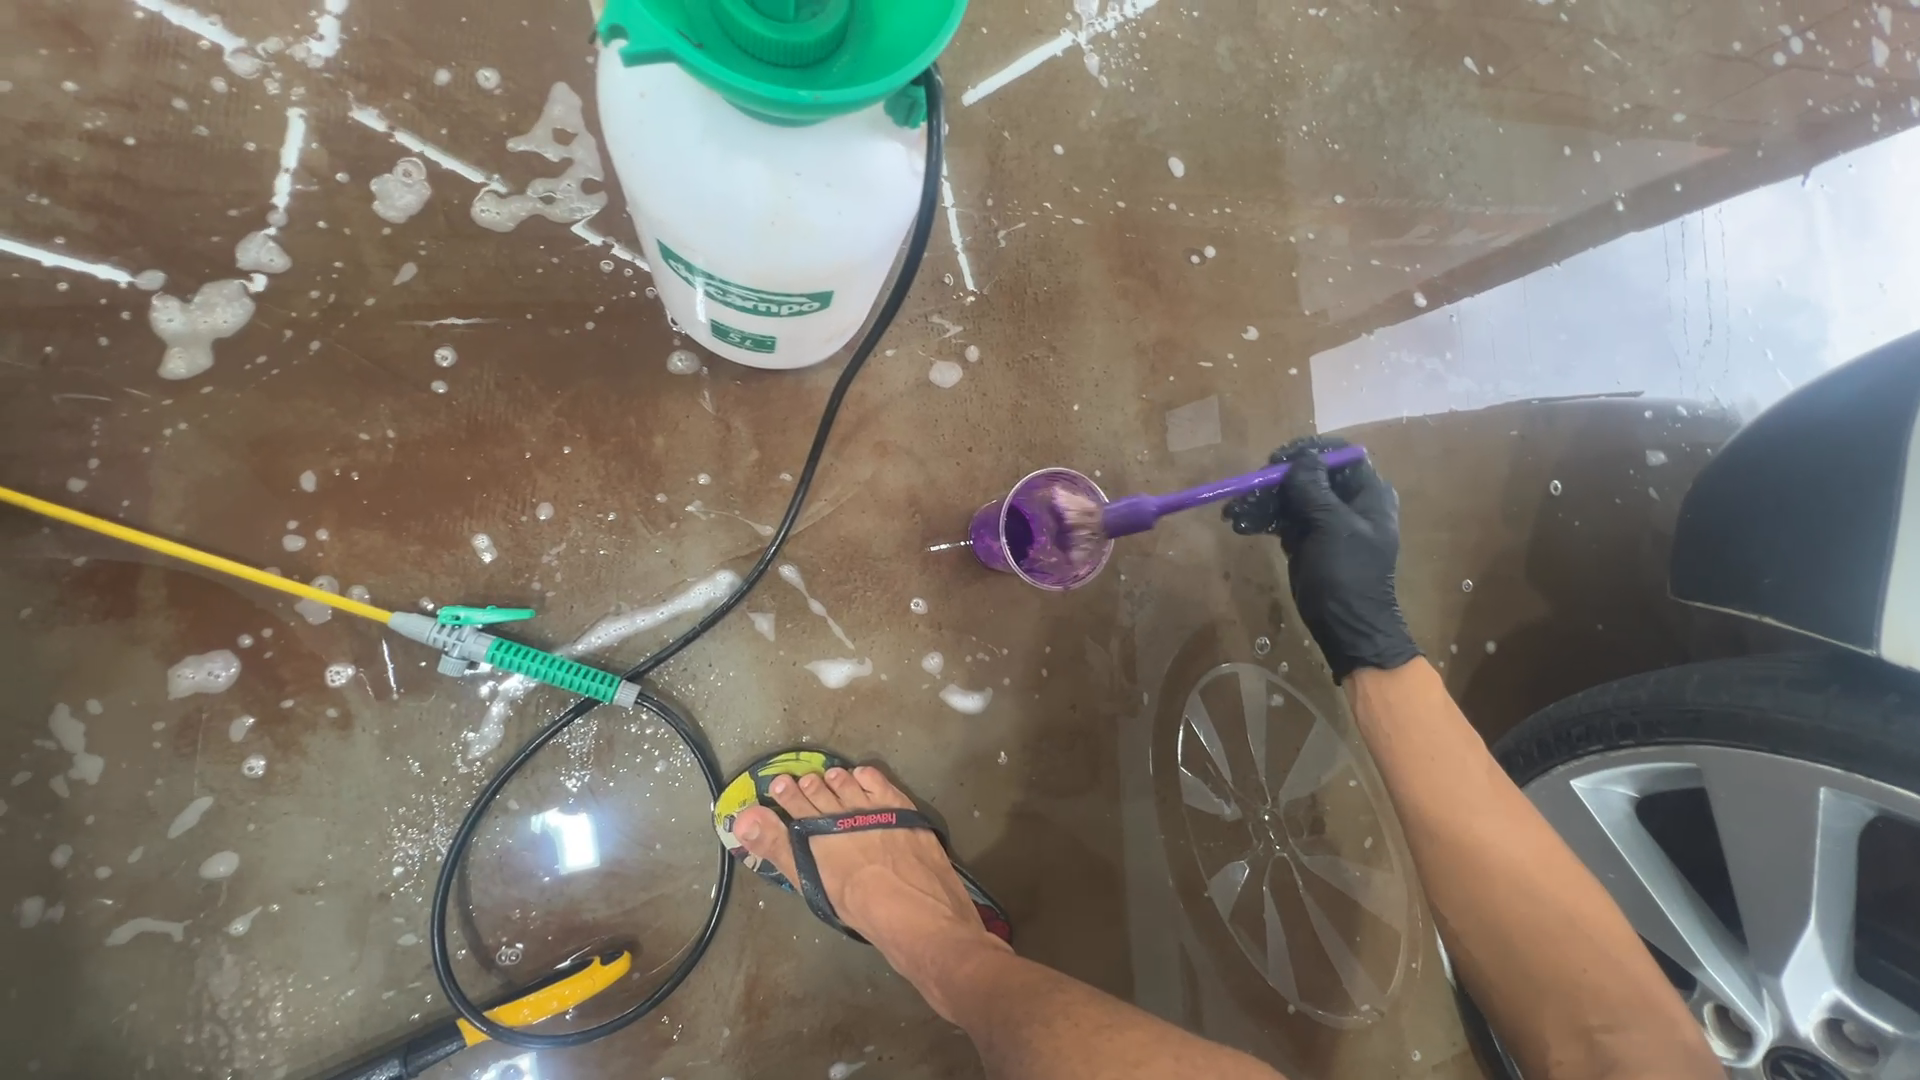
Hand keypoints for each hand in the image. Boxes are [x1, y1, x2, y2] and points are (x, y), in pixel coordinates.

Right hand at [1223, 436, 1419, 680]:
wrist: (1346, 624)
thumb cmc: (1348, 572)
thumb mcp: (1333, 526)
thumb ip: (1314, 490)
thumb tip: (1300, 459)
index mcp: (1368, 494)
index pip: (1339, 456)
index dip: (1308, 452)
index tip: (1277, 459)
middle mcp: (1347, 503)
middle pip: (1309, 475)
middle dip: (1276, 480)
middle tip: (1250, 487)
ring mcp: (1325, 522)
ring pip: (1291, 498)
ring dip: (1262, 501)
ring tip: (1234, 512)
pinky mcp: (1306, 540)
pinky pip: (1282, 520)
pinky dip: (1262, 520)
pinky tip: (1240, 525)